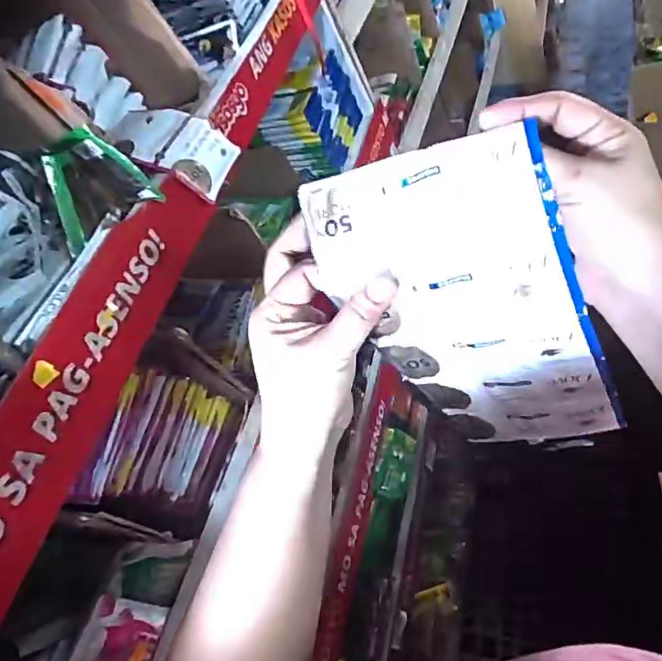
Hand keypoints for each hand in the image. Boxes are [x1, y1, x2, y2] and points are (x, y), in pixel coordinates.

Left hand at [248, 216, 398, 448]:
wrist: (306, 441)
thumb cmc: (306, 399)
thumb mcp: (332, 353)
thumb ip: (359, 314)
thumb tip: (388, 278)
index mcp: (272, 311)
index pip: (302, 273)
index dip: (331, 262)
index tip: (364, 248)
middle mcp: (284, 310)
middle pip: (295, 264)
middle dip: (317, 242)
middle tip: (348, 219)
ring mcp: (304, 322)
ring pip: (318, 282)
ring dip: (339, 266)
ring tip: (368, 245)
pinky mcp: (324, 335)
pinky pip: (337, 303)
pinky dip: (354, 292)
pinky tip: (377, 285)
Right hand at [478, 92, 661, 304]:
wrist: (637, 288)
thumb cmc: (622, 226)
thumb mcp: (582, 182)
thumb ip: (542, 157)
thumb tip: (502, 143)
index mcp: (611, 137)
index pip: (561, 108)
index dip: (523, 109)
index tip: (488, 120)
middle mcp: (595, 156)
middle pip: (547, 134)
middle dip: (515, 137)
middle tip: (480, 144)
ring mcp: (580, 187)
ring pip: (538, 165)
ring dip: (513, 166)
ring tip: (481, 167)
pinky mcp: (566, 215)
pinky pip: (535, 194)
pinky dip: (517, 192)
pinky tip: (494, 193)